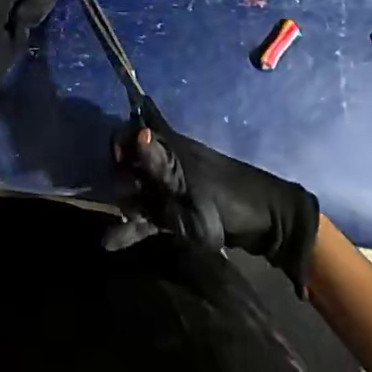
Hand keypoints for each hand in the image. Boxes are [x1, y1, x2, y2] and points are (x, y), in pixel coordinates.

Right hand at [104, 100, 320, 293]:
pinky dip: (130, 229)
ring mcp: (170, 189)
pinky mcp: (175, 214)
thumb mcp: (189, 185)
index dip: (120, 140)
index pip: (135, 129)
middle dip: (117, 176)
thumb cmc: (226, 199)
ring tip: (106, 230)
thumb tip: (139, 132)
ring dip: (123, 206)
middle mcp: (166, 163)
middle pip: (131, 162)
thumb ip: (159, 164)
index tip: (115, 160)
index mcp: (170, 147)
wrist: (264, 223)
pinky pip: (146, 217)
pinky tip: (109, 242)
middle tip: (117, 195)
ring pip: (137, 191)